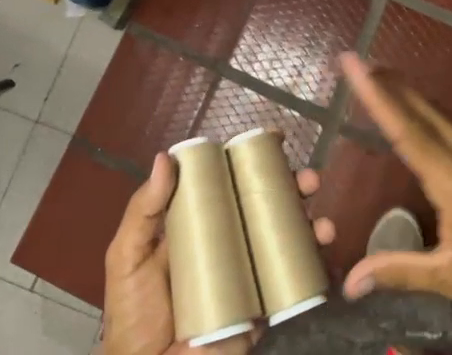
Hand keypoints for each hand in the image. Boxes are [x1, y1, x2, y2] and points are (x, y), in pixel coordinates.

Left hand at [103, 151, 336, 354]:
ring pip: (288, 239)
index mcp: (201, 221)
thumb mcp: (128, 255)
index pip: (233, 181)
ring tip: (322, 224)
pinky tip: (322, 257)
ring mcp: (249, 272)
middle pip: (269, 204)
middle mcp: (231, 239)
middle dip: (295, 186)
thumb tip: (167, 157)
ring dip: (313, 224)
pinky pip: (293, 284)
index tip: (276, 139)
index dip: (256, 159)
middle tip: (309, 179)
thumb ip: (144, 209)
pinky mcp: (261, 308)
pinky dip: (314, 268)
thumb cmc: (133, 312)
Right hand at [339, 54, 451, 354]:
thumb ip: (400, 272)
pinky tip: (421, 116)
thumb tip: (351, 283)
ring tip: (382, 77)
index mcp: (451, 178)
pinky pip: (449, 124)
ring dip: (407, 93)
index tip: (355, 64)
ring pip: (437, 114)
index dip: (376, 95)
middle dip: (388, 83)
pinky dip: (425, 111)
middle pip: (421, 109)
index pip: (405, 129)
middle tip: (358, 60)